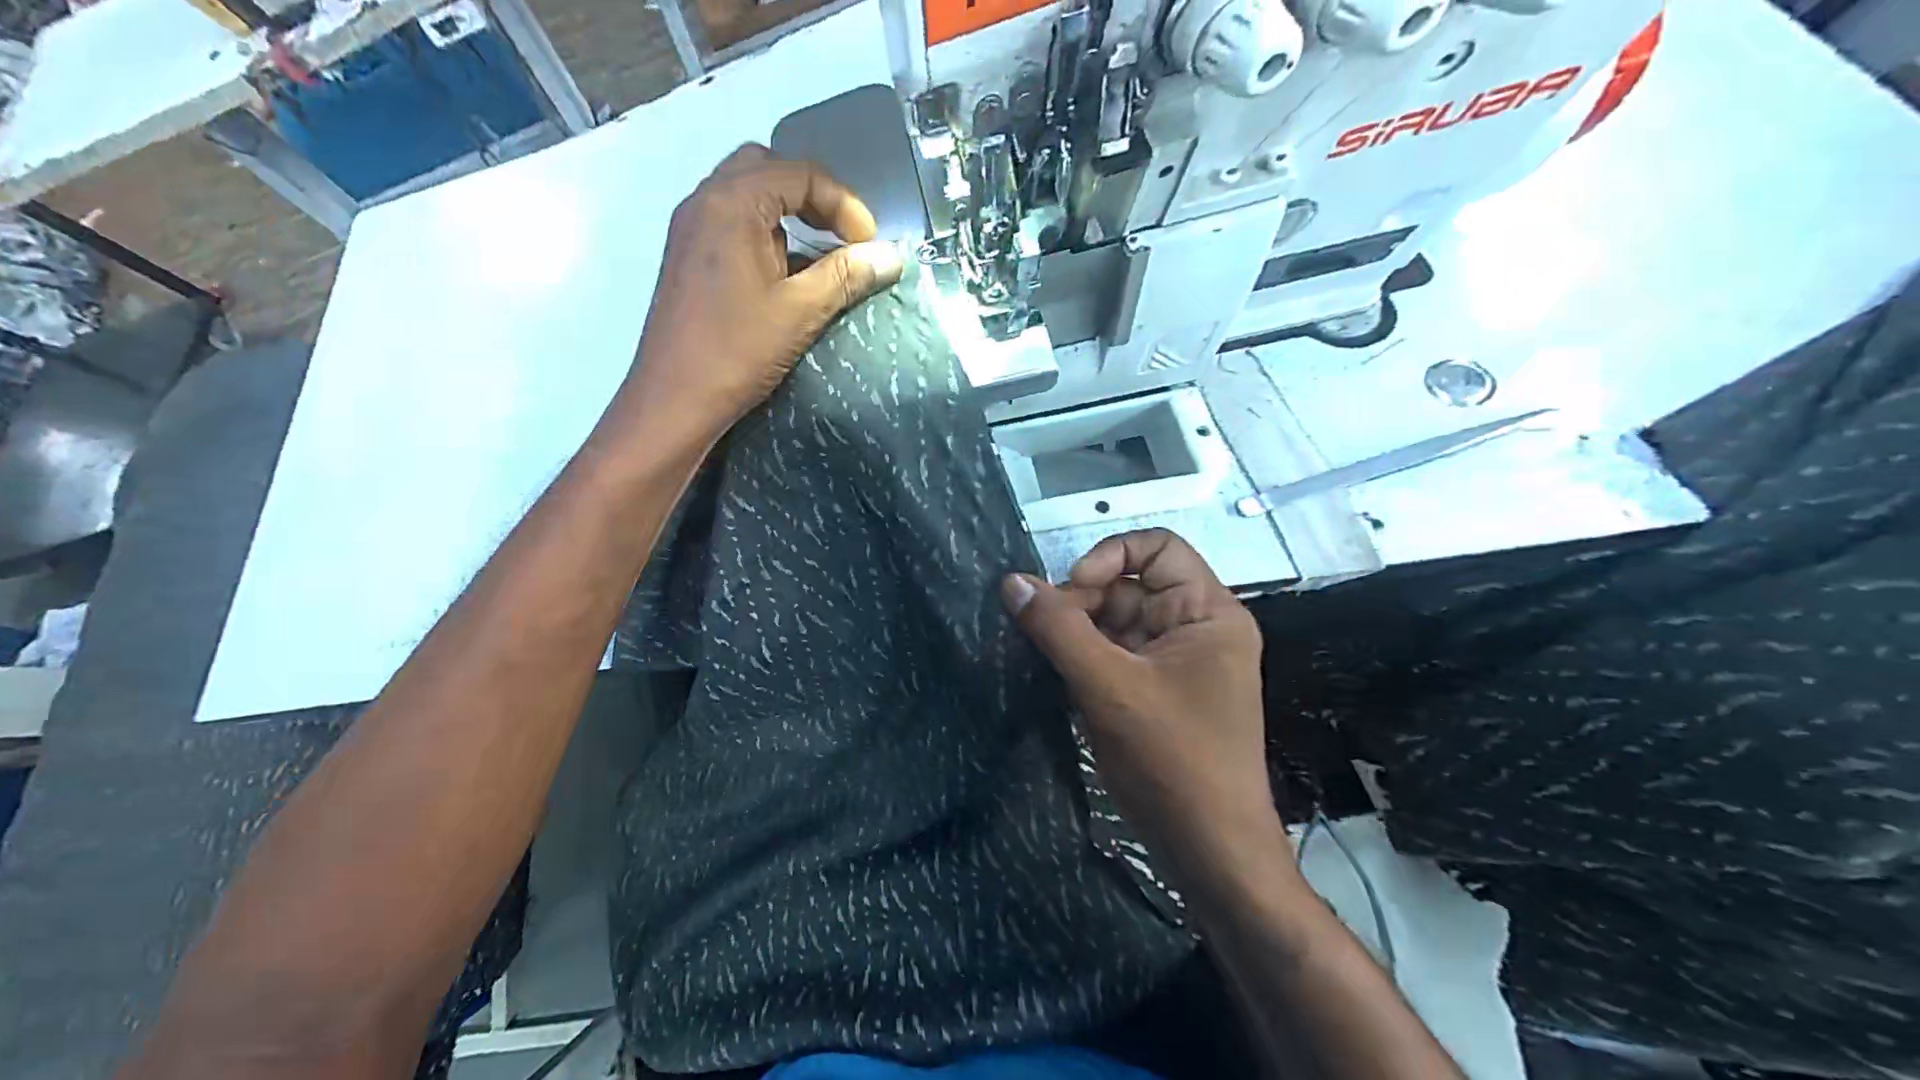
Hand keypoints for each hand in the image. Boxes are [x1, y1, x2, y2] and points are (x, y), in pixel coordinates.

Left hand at [627, 144, 904, 438]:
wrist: (672, 400)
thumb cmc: (736, 351)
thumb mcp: (800, 312)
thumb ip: (847, 276)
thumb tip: (891, 256)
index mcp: (730, 203)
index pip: (798, 172)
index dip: (844, 202)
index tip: (868, 243)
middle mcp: (704, 202)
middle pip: (768, 170)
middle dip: (813, 197)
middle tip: (843, 236)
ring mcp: (690, 229)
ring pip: (747, 195)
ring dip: (789, 215)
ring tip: (820, 256)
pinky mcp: (687, 257)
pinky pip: (732, 223)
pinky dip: (766, 234)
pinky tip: (786, 276)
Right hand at [1003, 529, 1275, 861]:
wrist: (1211, 851)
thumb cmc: (1173, 760)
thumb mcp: (1108, 687)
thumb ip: (1057, 628)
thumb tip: (1011, 581)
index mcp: (1208, 612)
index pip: (1158, 547)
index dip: (1110, 556)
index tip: (1072, 591)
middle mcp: (1197, 628)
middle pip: (1130, 585)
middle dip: (1083, 602)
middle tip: (1045, 635)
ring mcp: (1177, 662)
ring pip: (1116, 622)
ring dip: (1078, 633)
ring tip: (1046, 657)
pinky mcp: (1158, 692)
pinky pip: (1116, 655)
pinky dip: (1086, 659)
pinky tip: (1059, 676)